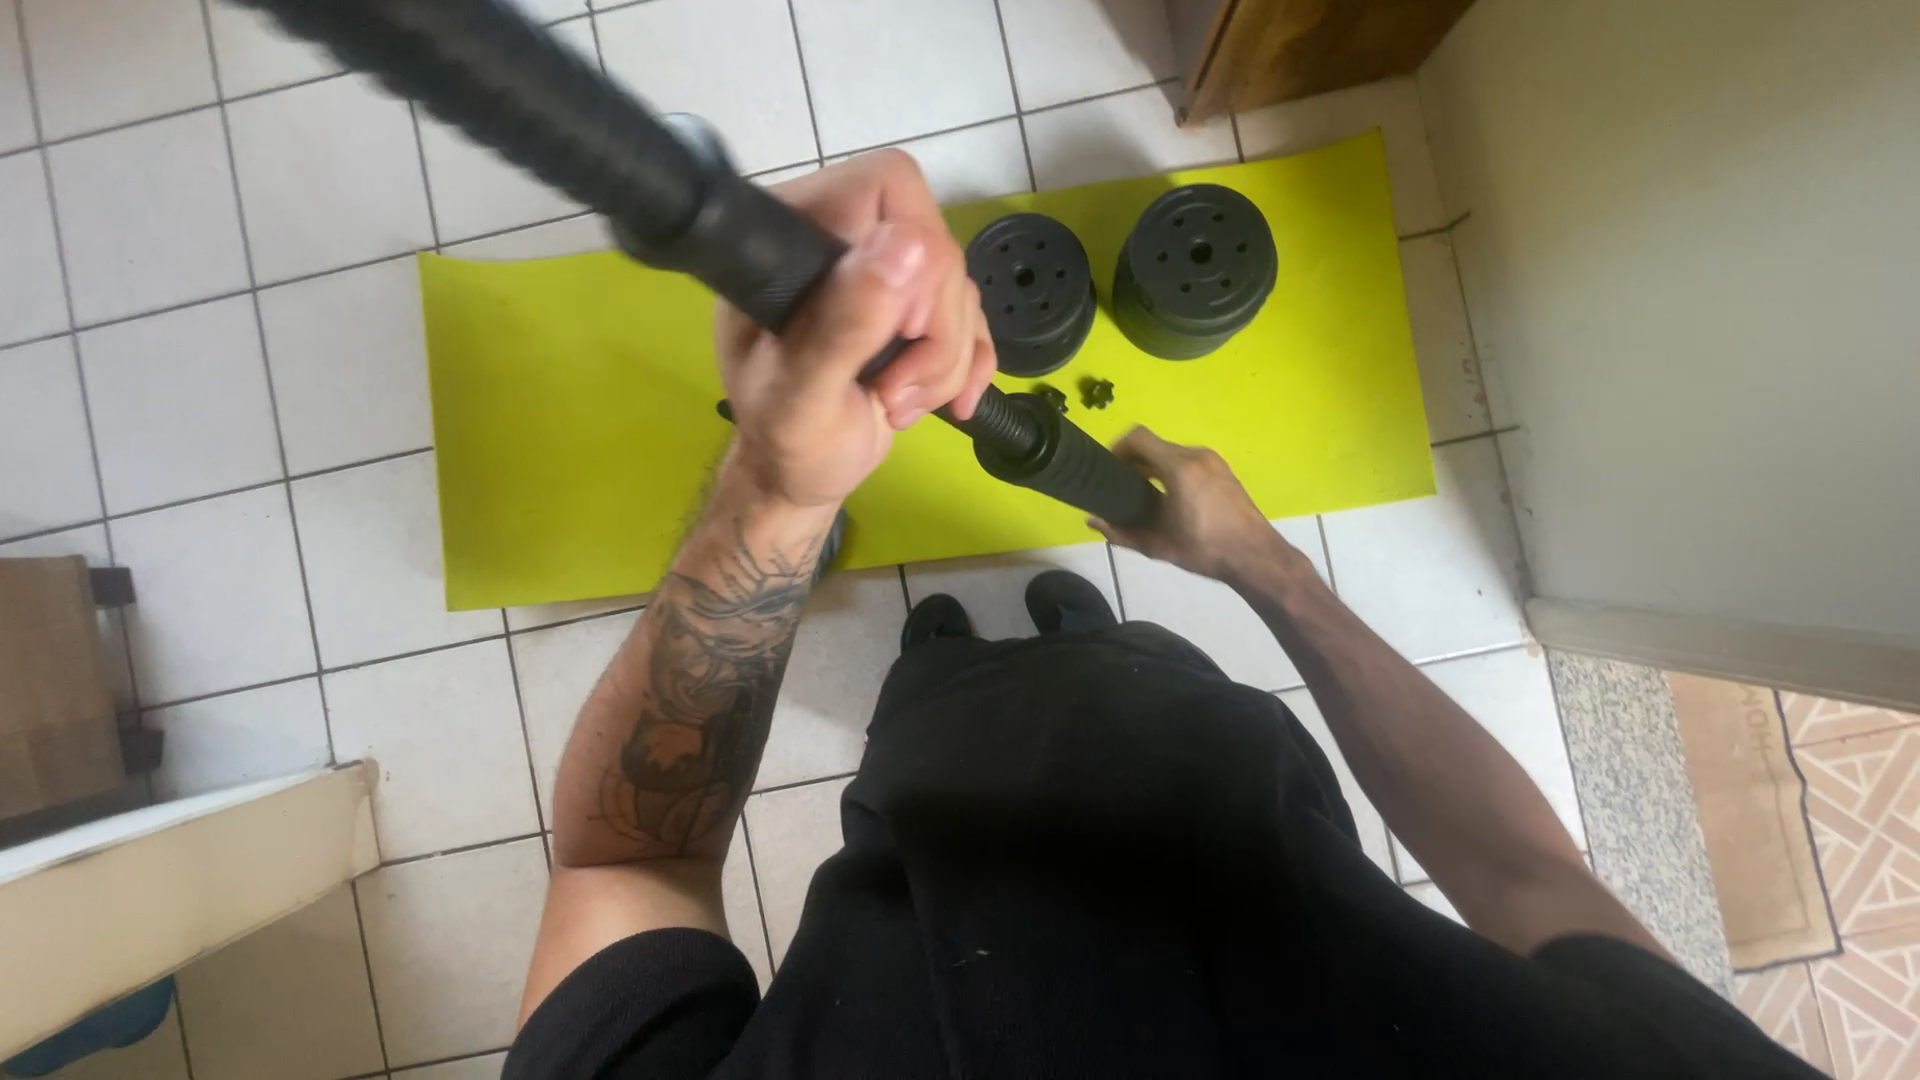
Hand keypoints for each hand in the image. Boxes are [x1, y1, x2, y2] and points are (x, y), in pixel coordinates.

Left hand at [715, 151, 996, 509]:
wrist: (804, 475)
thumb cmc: (787, 440)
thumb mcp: (801, 394)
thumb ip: (842, 325)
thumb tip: (906, 247)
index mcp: (798, 236)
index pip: (889, 187)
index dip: (917, 251)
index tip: (901, 328)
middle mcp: (847, 242)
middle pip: (939, 247)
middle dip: (933, 335)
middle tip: (893, 390)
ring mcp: (887, 278)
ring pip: (961, 292)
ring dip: (945, 363)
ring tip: (895, 405)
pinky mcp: (918, 313)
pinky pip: (977, 322)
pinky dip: (971, 368)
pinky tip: (946, 404)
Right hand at [1092, 427, 1312, 587]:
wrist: (1255, 556)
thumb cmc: (1205, 549)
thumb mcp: (1157, 545)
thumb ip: (1120, 532)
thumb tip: (1092, 521)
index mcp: (1179, 467)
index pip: (1138, 437)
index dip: (1116, 448)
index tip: (1106, 469)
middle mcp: (1196, 455)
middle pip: (1153, 445)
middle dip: (1132, 461)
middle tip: (1119, 486)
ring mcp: (1213, 460)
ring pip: (1170, 453)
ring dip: (1151, 466)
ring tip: (1142, 494)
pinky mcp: (1222, 470)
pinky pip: (1187, 460)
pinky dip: (1170, 470)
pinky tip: (1168, 498)